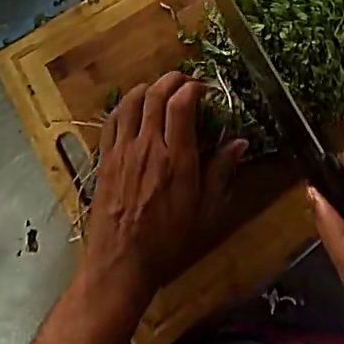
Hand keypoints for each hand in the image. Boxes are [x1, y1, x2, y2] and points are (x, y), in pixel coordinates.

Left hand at [84, 72, 246, 311]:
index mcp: (177, 159)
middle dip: (173, 80)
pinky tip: (133, 109)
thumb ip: (221, 172)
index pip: (182, 104)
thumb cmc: (169, 242)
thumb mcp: (206, 212)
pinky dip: (124, 106)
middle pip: (156, 94)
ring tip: (160, 91)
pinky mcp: (105, 159)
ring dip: (148, 88)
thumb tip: (239, 142)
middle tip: (186, 83)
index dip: (194, 87)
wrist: (120, 263)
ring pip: (131, 101)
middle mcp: (148, 146)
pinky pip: (112, 120)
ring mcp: (122, 150)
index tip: (204, 89)